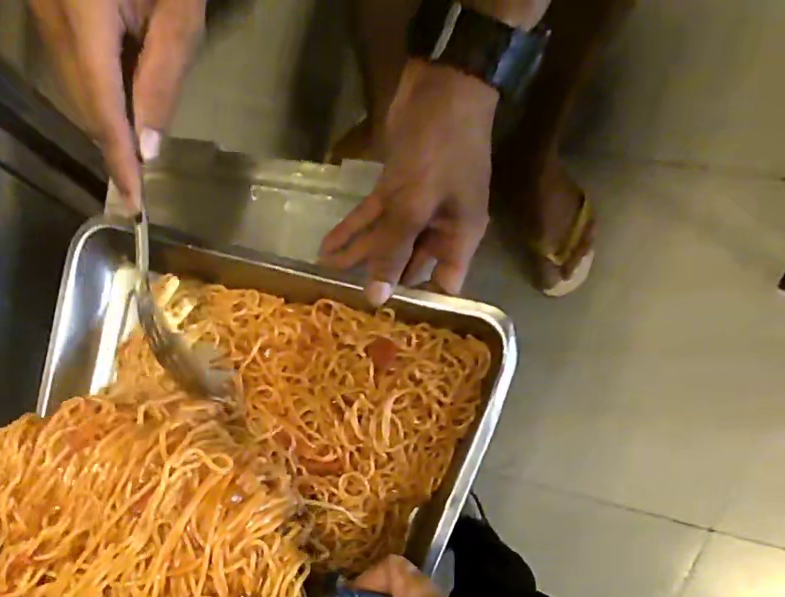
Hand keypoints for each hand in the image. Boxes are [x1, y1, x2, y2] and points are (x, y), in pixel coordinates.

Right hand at [29, 0, 204, 211]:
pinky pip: (69, 60)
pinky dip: (98, 84)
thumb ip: (162, 78)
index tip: (133, 204)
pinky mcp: (42, 2)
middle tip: (142, 174)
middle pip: (84, 100)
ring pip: (74, 84)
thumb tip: (147, 148)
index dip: (119, 160)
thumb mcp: (179, 9)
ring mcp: (39, 4)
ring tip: (139, 128)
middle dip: (115, 139)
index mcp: (83, 11)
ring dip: (108, 113)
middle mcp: (50, 11)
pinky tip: (124, 86)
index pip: (102, 108)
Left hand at [320, 61, 495, 302]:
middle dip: (380, 282)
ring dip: (358, 255)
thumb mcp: (416, 206)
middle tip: (348, 303)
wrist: (441, 84)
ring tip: (326, 274)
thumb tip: (376, 299)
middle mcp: (439, 229)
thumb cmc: (440, 149)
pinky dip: (351, 230)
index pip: (442, 286)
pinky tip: (326, 247)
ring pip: (385, 241)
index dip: (420, 305)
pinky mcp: (396, 189)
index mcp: (458, 239)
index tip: (390, 324)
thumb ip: (394, 251)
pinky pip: (373, 218)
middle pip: (408, 267)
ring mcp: (417, 209)